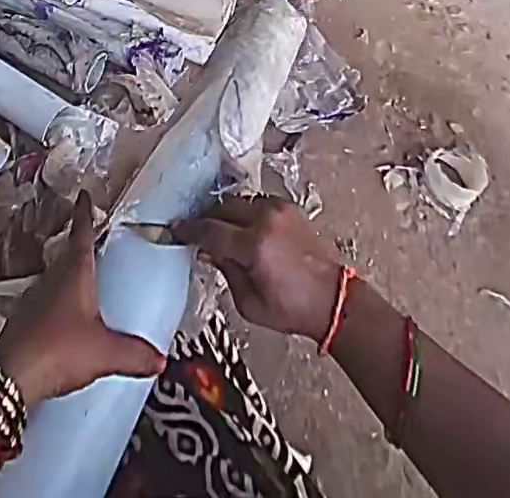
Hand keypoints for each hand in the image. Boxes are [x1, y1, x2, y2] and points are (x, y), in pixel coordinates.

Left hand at [0, 193, 166, 403]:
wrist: (10, 377)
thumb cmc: (58, 349)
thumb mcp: (104, 352)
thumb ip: (134, 354)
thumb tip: (159, 358)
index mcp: (74, 273)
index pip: (81, 234)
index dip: (84, 214)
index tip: (84, 195)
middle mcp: (53, 279)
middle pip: (69, 255)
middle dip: (82, 247)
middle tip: (96, 242)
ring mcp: (36, 298)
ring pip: (57, 278)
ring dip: (71, 277)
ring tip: (88, 284)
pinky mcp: (26, 320)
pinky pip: (48, 302)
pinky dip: (61, 304)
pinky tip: (70, 322)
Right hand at [173, 195, 342, 341]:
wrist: (334, 300)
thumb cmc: (292, 308)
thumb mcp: (249, 302)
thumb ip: (225, 271)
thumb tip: (207, 251)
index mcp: (254, 246)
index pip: (210, 230)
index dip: (188, 230)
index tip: (175, 229)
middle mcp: (265, 221)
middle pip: (221, 208)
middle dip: (206, 219)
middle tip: (197, 231)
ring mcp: (279, 210)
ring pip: (238, 201)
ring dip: (225, 214)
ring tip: (220, 230)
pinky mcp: (289, 208)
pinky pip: (256, 202)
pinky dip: (245, 212)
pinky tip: (243, 228)